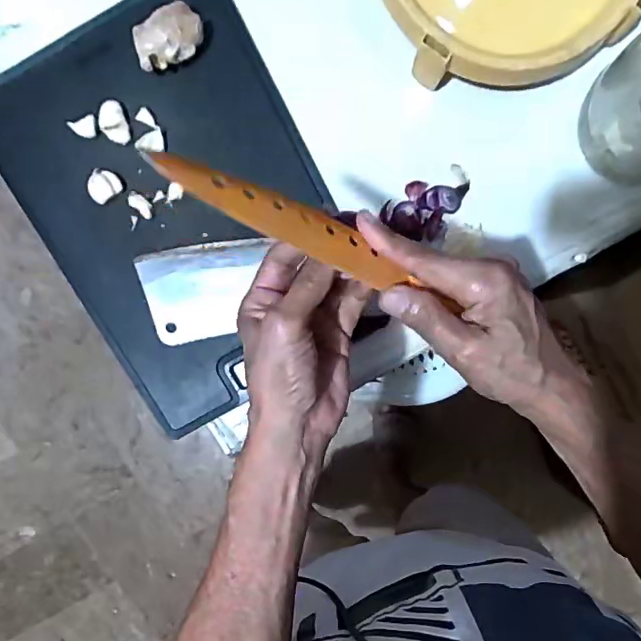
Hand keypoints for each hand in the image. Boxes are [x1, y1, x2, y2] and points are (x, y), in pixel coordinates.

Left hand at [237, 242, 370, 456]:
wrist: (299, 424)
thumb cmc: (278, 374)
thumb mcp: (284, 325)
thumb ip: (308, 285)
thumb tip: (329, 249)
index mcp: (262, 299)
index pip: (284, 257)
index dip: (306, 236)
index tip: (332, 217)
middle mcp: (288, 304)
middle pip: (313, 266)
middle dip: (334, 248)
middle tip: (362, 227)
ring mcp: (316, 318)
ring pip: (336, 282)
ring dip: (352, 265)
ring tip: (375, 242)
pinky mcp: (340, 332)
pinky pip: (352, 302)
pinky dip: (364, 286)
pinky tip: (377, 269)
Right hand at [358, 213, 591, 425]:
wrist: (553, 383)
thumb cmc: (510, 373)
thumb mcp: (464, 351)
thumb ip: (427, 319)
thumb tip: (390, 292)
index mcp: (485, 280)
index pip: (426, 261)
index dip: (390, 243)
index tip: (361, 220)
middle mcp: (493, 265)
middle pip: (434, 261)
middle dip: (398, 258)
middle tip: (362, 251)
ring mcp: (498, 272)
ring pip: (444, 269)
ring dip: (415, 273)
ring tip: (380, 271)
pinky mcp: (498, 283)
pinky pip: (457, 277)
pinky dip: (434, 283)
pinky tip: (416, 290)